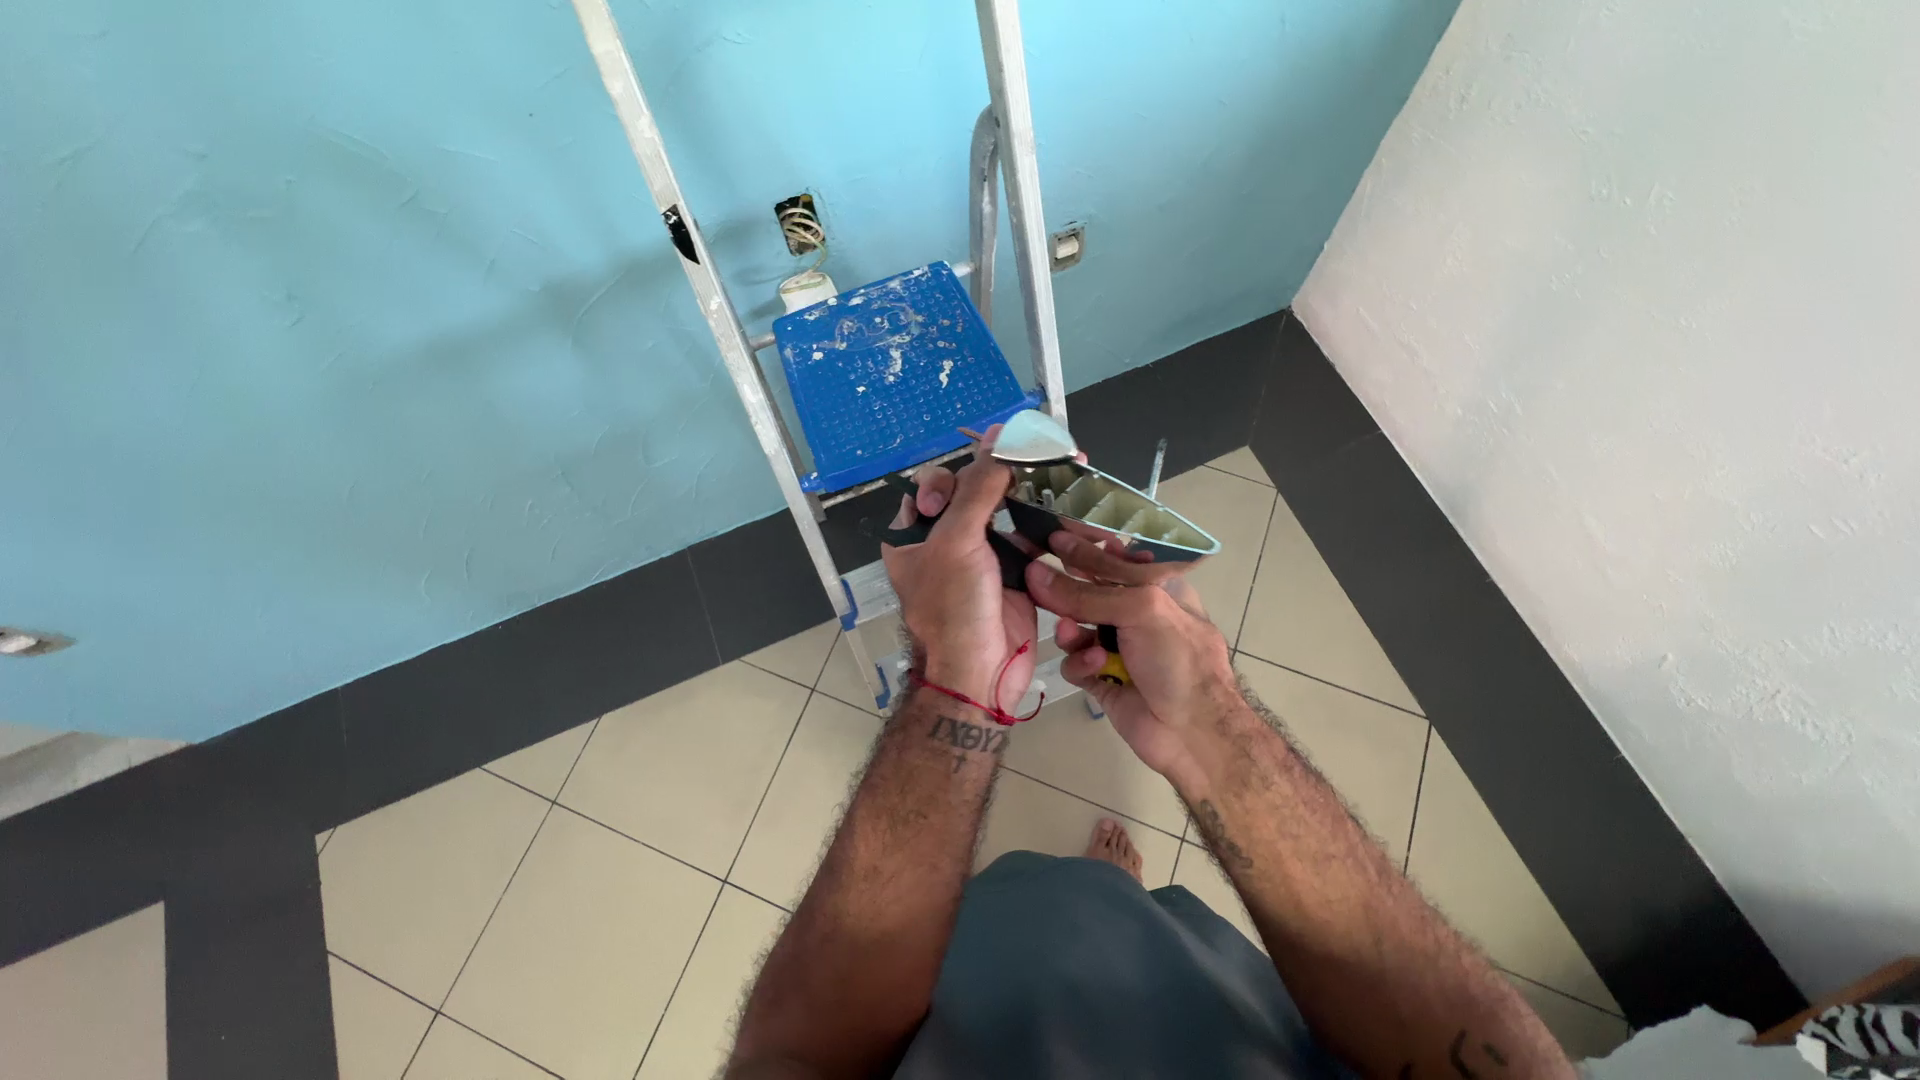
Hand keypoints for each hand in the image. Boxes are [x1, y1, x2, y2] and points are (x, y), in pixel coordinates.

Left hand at [880, 431, 1037, 707]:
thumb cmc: (954, 608)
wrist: (980, 675)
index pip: (932, 486)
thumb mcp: (956, 542)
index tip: (973, 482)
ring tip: (1060, 459)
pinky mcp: (1014, 572)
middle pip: (973, 492)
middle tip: (1031, 454)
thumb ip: (977, 488)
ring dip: (1030, 488)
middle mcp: (944, 542)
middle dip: (1002, 472)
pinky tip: (1067, 494)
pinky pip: (1029, 536)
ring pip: (1004, 510)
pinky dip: (1047, 518)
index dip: (953, 477)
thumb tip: (998, 437)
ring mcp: (981, 556)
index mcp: (913, 536)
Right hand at [1023, 542, 1241, 792]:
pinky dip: (1080, 663)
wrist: (1193, 731)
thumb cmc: (1178, 658)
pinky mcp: (1101, 679)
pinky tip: (1096, 667)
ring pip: (1074, 627)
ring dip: (1071, 630)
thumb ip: (1084, 592)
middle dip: (1064, 587)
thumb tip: (1033, 572)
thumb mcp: (1139, 609)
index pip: (1115, 556)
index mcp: (1156, 588)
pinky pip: (1075, 662)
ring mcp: (1118, 647)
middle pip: (1087, 590)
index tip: (1049, 532)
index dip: (1084, 544)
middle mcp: (1136, 614)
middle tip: (1033, 576)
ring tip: (1071, 635)